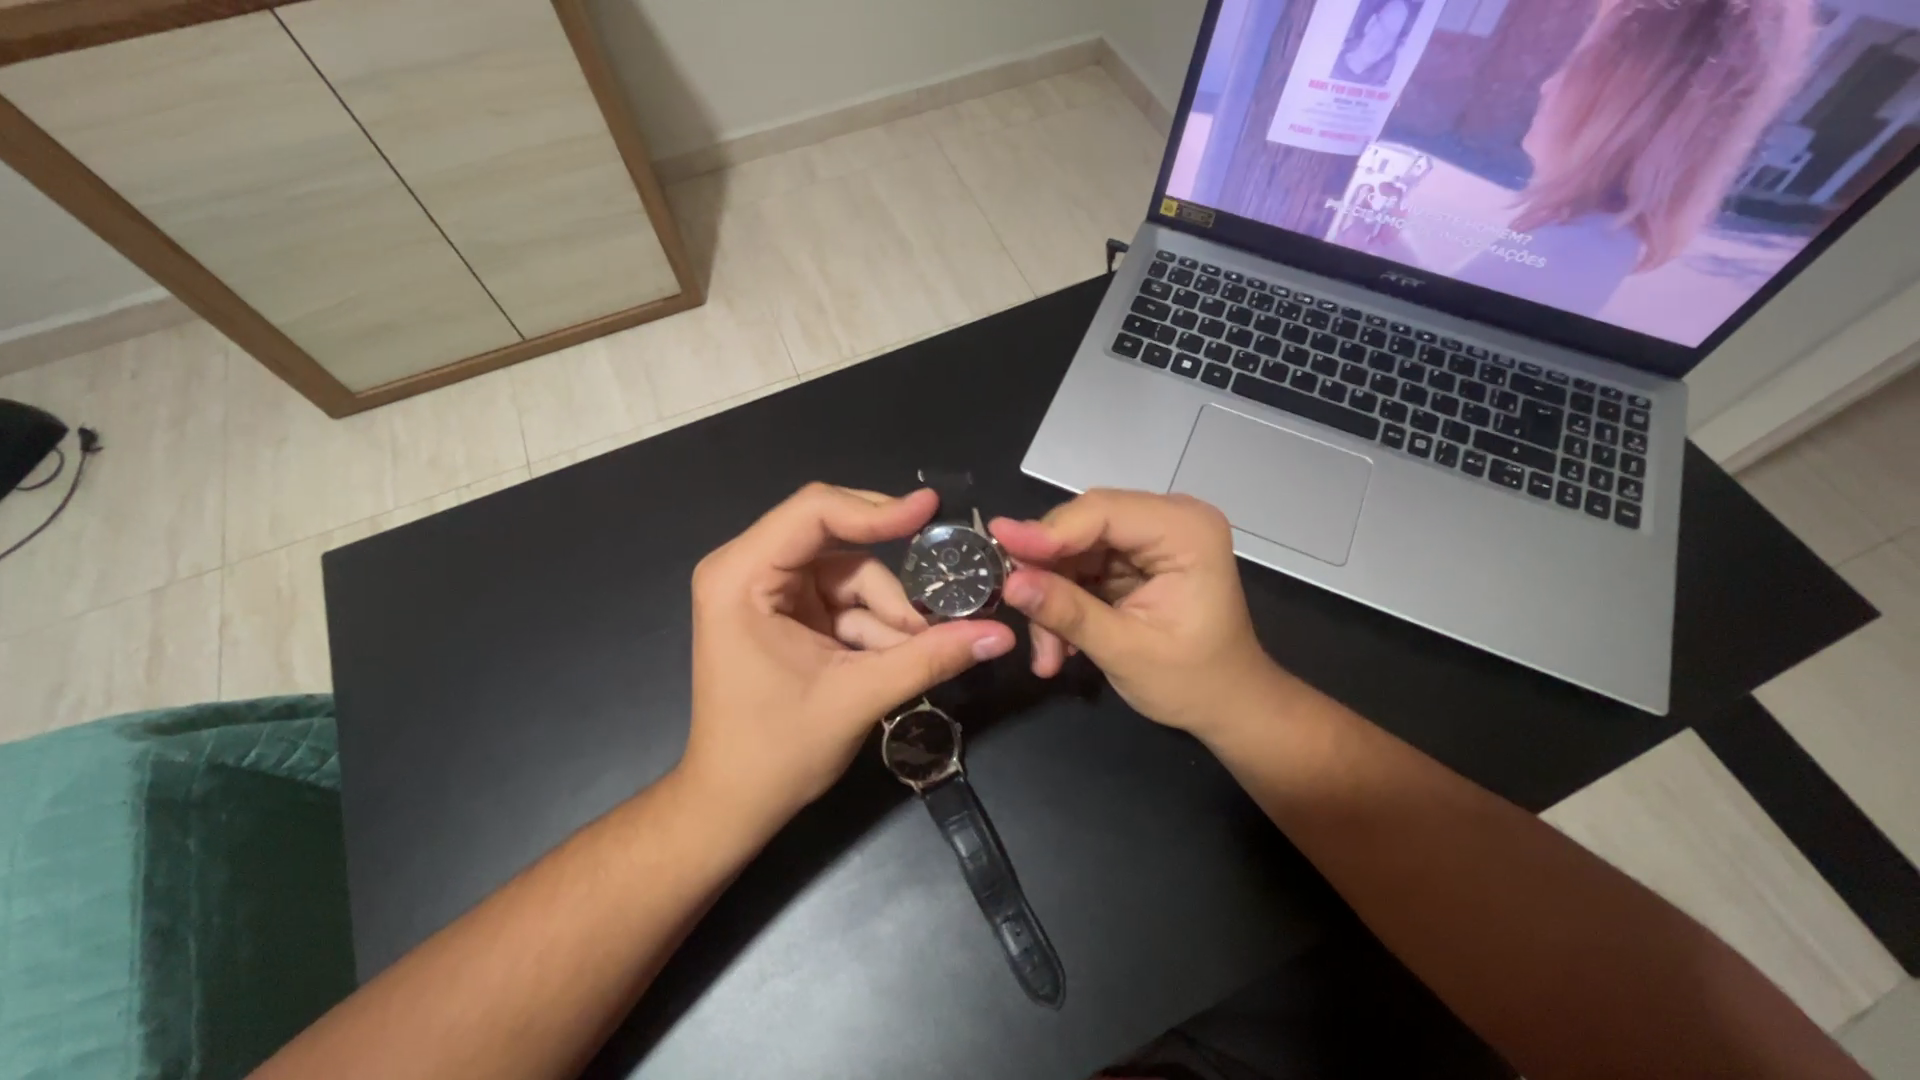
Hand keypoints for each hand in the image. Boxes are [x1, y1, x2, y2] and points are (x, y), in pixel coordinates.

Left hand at [682, 484, 1016, 825]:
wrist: (734, 805)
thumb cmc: (776, 753)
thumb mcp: (859, 697)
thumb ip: (930, 658)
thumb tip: (1000, 634)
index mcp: (741, 576)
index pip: (815, 513)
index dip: (877, 509)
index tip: (933, 512)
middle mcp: (748, 570)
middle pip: (838, 540)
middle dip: (890, 582)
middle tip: (944, 602)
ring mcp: (768, 591)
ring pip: (851, 574)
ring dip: (889, 613)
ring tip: (918, 654)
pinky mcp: (788, 614)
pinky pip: (846, 601)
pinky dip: (876, 627)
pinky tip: (899, 659)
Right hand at [990, 490, 1295, 739]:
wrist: (1229, 705)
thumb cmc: (1193, 682)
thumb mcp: (1125, 650)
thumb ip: (1067, 612)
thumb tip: (1010, 583)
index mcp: (1185, 531)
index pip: (1102, 512)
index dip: (1047, 531)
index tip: (999, 547)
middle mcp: (1169, 520)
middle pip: (1083, 526)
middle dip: (1047, 572)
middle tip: (1015, 607)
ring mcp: (1151, 537)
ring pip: (1074, 550)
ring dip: (1053, 597)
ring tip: (1048, 653)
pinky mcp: (1135, 558)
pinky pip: (1082, 568)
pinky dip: (1066, 603)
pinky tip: (1059, 646)